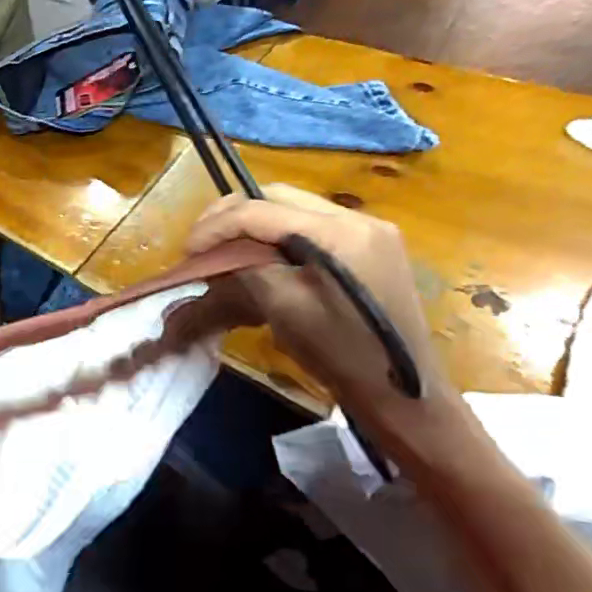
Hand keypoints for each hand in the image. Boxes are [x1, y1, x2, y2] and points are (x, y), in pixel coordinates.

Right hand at [187, 186, 489, 473]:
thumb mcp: (284, 308)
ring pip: (292, 206)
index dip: (216, 226)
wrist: (404, 395)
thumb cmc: (341, 355)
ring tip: (223, 248)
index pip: (261, 211)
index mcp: (341, 233)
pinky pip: (310, 224)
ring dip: (253, 222)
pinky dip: (277, 233)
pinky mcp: (370, 245)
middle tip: (200, 243)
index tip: (187, 250)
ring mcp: (370, 229)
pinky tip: (259, 255)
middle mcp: (359, 218)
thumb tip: (218, 251)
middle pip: (277, 196)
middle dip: (231, 215)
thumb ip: (248, 266)